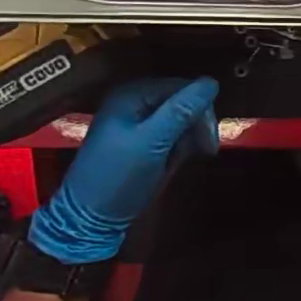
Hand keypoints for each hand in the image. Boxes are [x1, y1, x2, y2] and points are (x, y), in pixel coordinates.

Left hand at [28, 77, 218, 262]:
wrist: (89, 218)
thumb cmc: (119, 176)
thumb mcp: (153, 142)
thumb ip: (181, 111)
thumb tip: (211, 82)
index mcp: (132, 95)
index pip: (181, 87)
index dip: (201, 109)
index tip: (211, 138)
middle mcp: (134, 103)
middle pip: (181, 102)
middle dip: (196, 125)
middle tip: (207, 151)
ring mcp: (136, 123)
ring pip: (179, 120)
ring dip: (188, 139)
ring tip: (183, 161)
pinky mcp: (139, 142)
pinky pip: (169, 136)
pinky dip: (177, 148)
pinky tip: (174, 163)